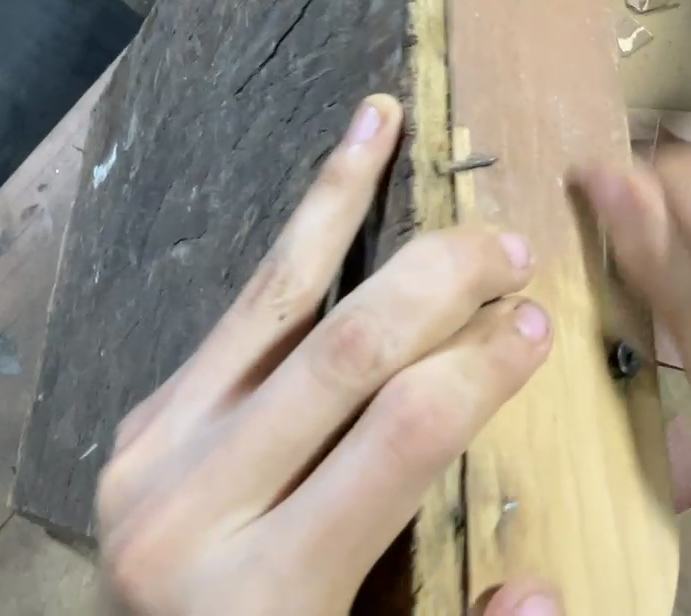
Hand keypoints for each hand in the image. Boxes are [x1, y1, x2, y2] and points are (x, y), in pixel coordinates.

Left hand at [97, 94, 561, 615]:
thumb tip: (543, 578)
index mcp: (269, 592)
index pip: (401, 437)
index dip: (480, 369)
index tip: (536, 324)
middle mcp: (196, 506)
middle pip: (346, 349)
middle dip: (440, 280)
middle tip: (510, 247)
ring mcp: (156, 444)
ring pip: (279, 291)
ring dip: (344, 195)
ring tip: (388, 121)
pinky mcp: (147, 408)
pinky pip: (245, 300)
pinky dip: (303, 221)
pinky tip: (341, 159)